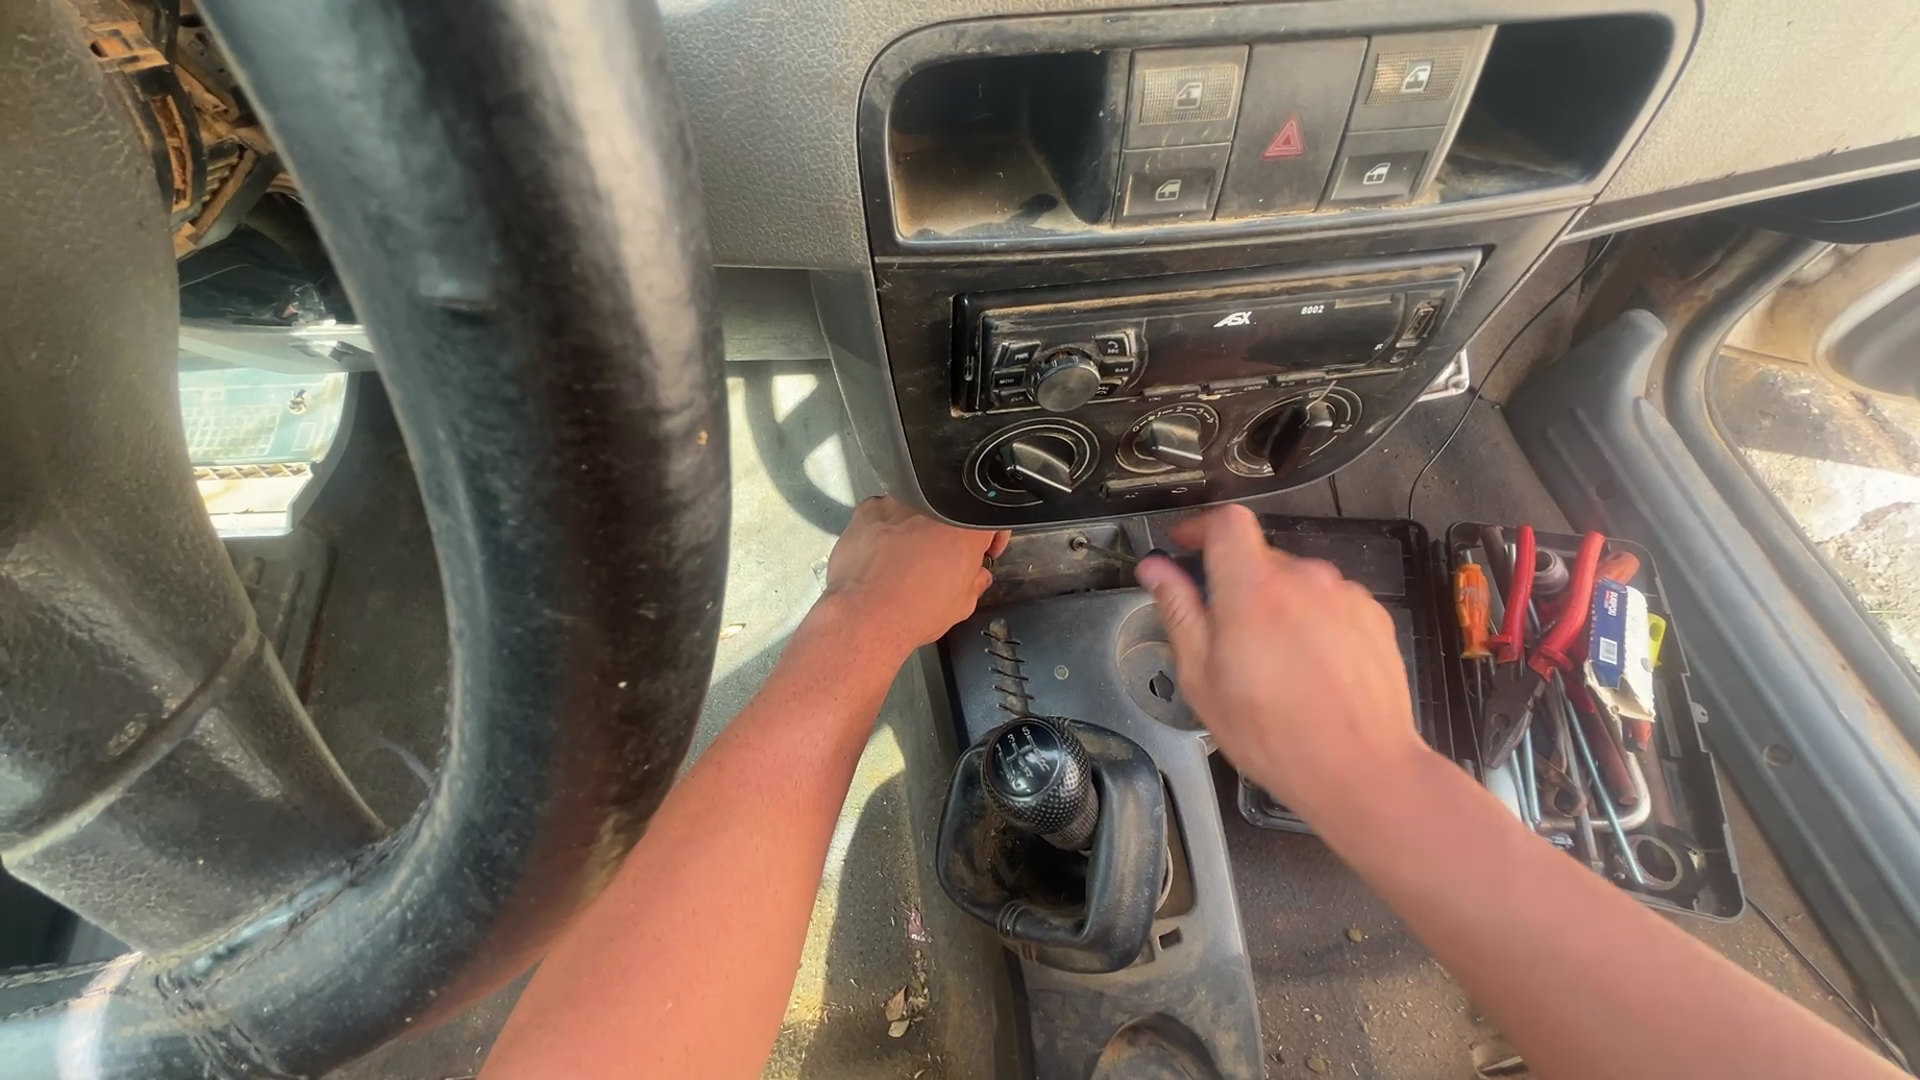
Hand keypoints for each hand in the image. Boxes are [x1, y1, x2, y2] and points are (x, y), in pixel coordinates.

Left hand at [819, 496, 1010, 653]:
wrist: (866, 616)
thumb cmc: (913, 611)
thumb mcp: (962, 605)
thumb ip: (976, 582)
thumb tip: (977, 577)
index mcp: (965, 528)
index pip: (990, 520)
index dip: (992, 537)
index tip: (986, 549)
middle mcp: (933, 509)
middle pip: (950, 516)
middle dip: (949, 537)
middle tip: (941, 562)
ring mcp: (897, 505)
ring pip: (915, 513)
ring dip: (916, 532)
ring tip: (907, 562)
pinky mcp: (867, 511)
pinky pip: (883, 515)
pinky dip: (886, 531)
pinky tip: (883, 557)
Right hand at [1133, 505, 1426, 816]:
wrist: (1362, 769)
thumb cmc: (1275, 733)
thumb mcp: (1202, 676)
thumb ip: (1178, 611)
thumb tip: (1156, 571)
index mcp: (1252, 589)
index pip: (1226, 521)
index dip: (1199, 526)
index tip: (1186, 543)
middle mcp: (1302, 579)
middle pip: (1257, 556)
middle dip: (1234, 583)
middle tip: (1224, 632)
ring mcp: (1342, 594)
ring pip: (1293, 580)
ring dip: (1274, 603)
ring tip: (1271, 660)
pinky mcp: (1371, 614)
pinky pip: (1327, 600)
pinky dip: (1310, 619)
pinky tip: (1307, 665)